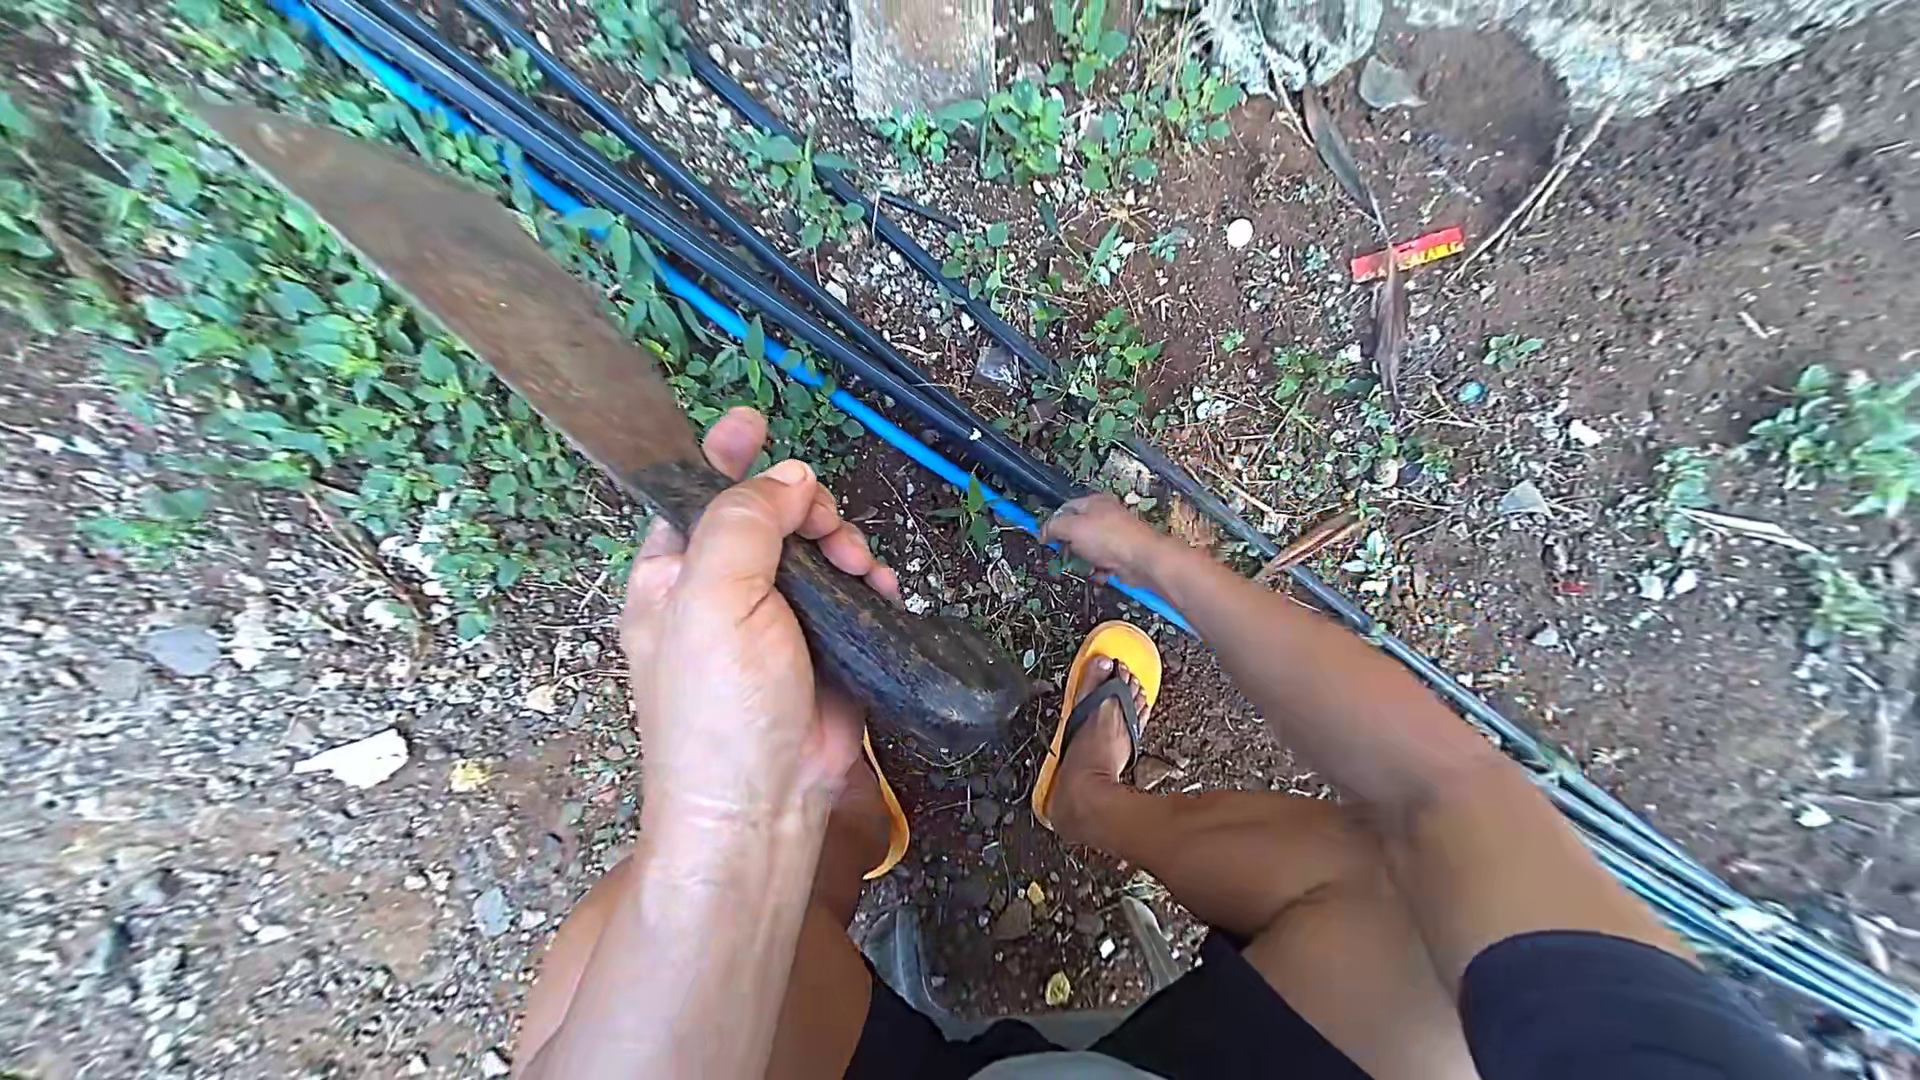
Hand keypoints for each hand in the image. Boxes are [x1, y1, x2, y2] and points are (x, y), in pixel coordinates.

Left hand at [620, 407, 899, 820]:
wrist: (768, 801)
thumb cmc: (720, 703)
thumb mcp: (713, 599)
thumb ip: (744, 522)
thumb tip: (791, 478)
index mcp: (677, 573)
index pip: (695, 494)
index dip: (723, 454)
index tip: (753, 420)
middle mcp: (726, 588)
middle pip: (772, 515)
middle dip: (806, 508)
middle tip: (828, 527)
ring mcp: (779, 616)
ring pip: (818, 548)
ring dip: (844, 543)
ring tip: (860, 567)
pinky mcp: (825, 640)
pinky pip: (849, 587)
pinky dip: (867, 579)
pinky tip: (879, 590)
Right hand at [1040, 492, 1182, 585]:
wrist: (1143, 560)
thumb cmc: (1112, 538)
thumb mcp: (1072, 528)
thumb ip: (1053, 527)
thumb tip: (1043, 531)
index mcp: (1094, 503)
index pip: (1065, 509)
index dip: (1053, 523)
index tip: (1045, 537)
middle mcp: (1105, 517)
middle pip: (1076, 531)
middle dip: (1068, 545)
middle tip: (1064, 553)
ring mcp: (1114, 536)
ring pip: (1087, 549)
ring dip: (1082, 560)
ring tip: (1084, 564)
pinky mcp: (1120, 554)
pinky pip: (1101, 562)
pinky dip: (1097, 569)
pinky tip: (1099, 571)